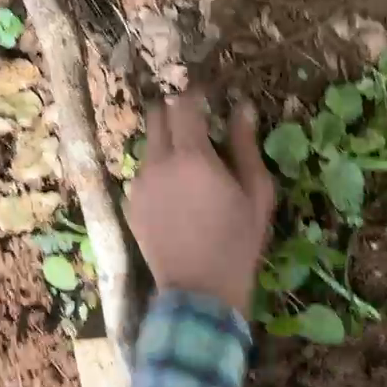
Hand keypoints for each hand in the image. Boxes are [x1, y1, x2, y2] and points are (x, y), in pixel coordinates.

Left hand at [126, 92, 275, 314]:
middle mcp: (158, 163)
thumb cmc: (237, 241)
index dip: (195, 94)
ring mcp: (139, 184)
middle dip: (174, 111)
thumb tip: (243, 108)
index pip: (184, 105)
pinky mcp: (131, 204)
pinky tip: (177, 193)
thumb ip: (245, 145)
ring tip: (189, 163)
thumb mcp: (255, 193)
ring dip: (166, 142)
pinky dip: (158, 170)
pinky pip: (143, 173)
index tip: (208, 94)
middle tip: (196, 121)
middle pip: (156, 116)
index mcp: (191, 156)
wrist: (199, 292)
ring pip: (148, 145)